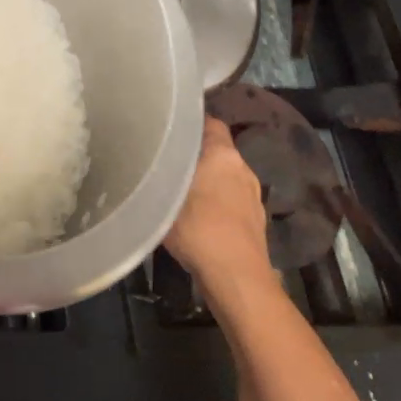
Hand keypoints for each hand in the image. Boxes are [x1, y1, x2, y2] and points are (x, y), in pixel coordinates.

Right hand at [163, 116, 273, 292]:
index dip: (188, 122)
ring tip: (176, 189)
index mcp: (224, 154)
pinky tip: (195, 217)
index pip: (209, 122)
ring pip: (223, 176)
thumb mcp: (164, 192)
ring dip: (204, 179)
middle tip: (163, 159)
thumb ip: (159, 169)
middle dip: (193, 153)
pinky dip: (214, 202)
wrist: (237, 279)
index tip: (164, 127)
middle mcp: (243, 169)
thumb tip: (145, 155)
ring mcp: (253, 197)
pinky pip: (229, 200)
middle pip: (216, 150)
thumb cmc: (198, 227)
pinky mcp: (255, 222)